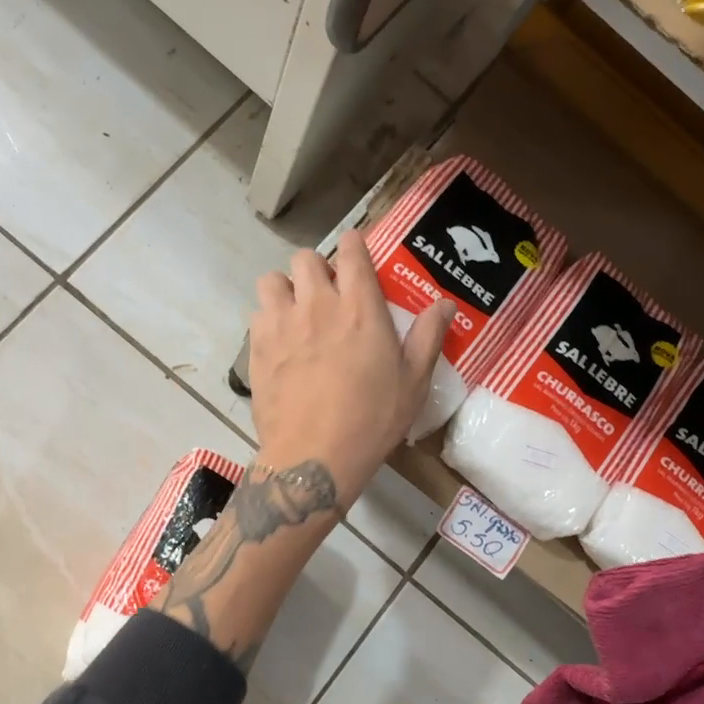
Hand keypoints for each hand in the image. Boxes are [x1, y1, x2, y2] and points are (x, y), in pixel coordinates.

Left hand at [249, 230, 453, 504]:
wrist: (313, 456)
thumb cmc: (371, 419)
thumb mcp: (414, 382)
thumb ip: (428, 337)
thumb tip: (446, 304)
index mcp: (360, 306)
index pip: (351, 251)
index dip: (353, 246)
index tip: (356, 257)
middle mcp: (316, 304)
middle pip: (305, 259)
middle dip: (316, 268)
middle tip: (326, 294)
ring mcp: (281, 324)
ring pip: (272, 280)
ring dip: (285, 289)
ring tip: (295, 313)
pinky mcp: (256, 348)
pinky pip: (256, 314)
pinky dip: (267, 319)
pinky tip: (279, 342)